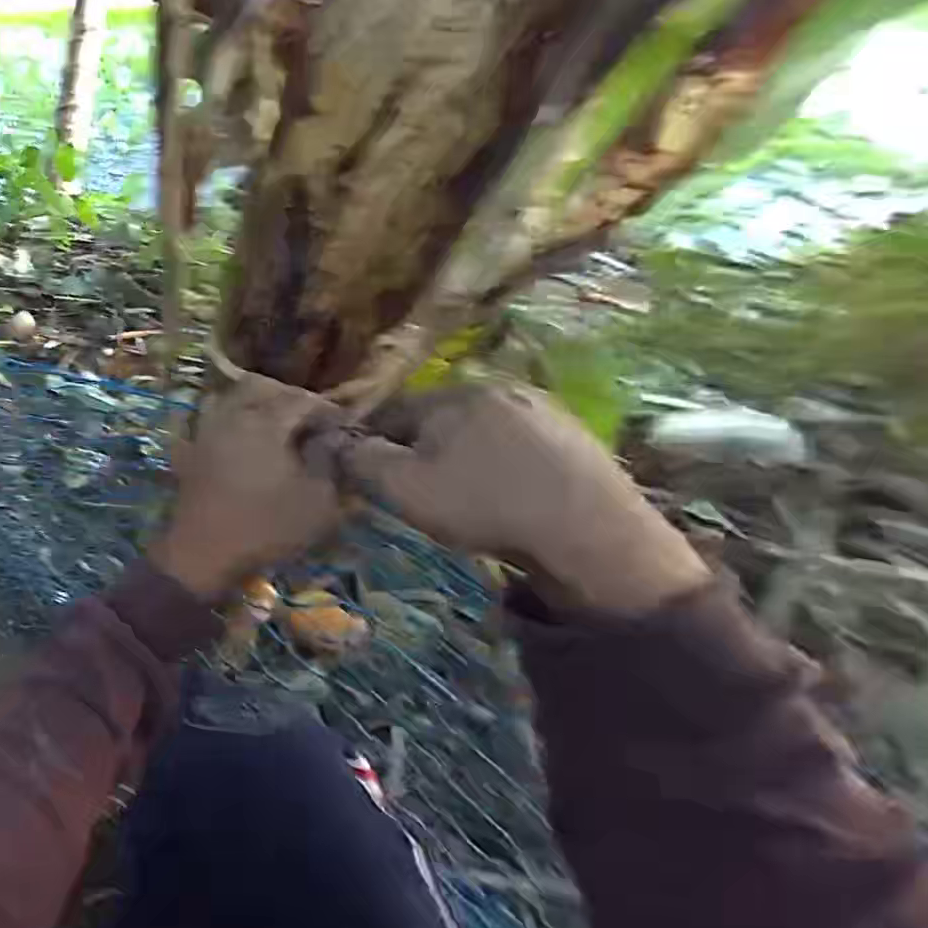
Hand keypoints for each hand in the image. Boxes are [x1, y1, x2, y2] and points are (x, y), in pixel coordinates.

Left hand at [149, 373, 347, 601]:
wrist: (203, 552)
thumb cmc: (266, 527)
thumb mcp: (319, 501)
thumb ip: (330, 461)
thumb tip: (330, 438)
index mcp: (265, 421)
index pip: (303, 398)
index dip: (327, 410)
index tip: (343, 427)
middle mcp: (231, 415)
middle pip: (260, 386)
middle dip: (288, 396)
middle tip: (308, 421)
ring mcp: (204, 431)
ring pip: (228, 397)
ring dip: (252, 403)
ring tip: (274, 427)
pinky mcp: (189, 451)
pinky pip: (206, 422)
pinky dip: (225, 423)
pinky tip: (238, 443)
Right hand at [334, 384, 709, 616]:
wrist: (596, 539)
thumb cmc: (484, 506)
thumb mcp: (401, 487)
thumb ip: (357, 458)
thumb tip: (332, 439)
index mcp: (453, 394)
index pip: (389, 412)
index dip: (373, 445)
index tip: (375, 479)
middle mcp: (498, 389)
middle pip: (433, 419)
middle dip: (417, 449)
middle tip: (419, 491)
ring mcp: (543, 410)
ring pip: (474, 431)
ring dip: (459, 456)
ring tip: (463, 496)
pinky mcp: (575, 437)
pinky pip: (513, 444)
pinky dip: (498, 464)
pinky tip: (505, 496)